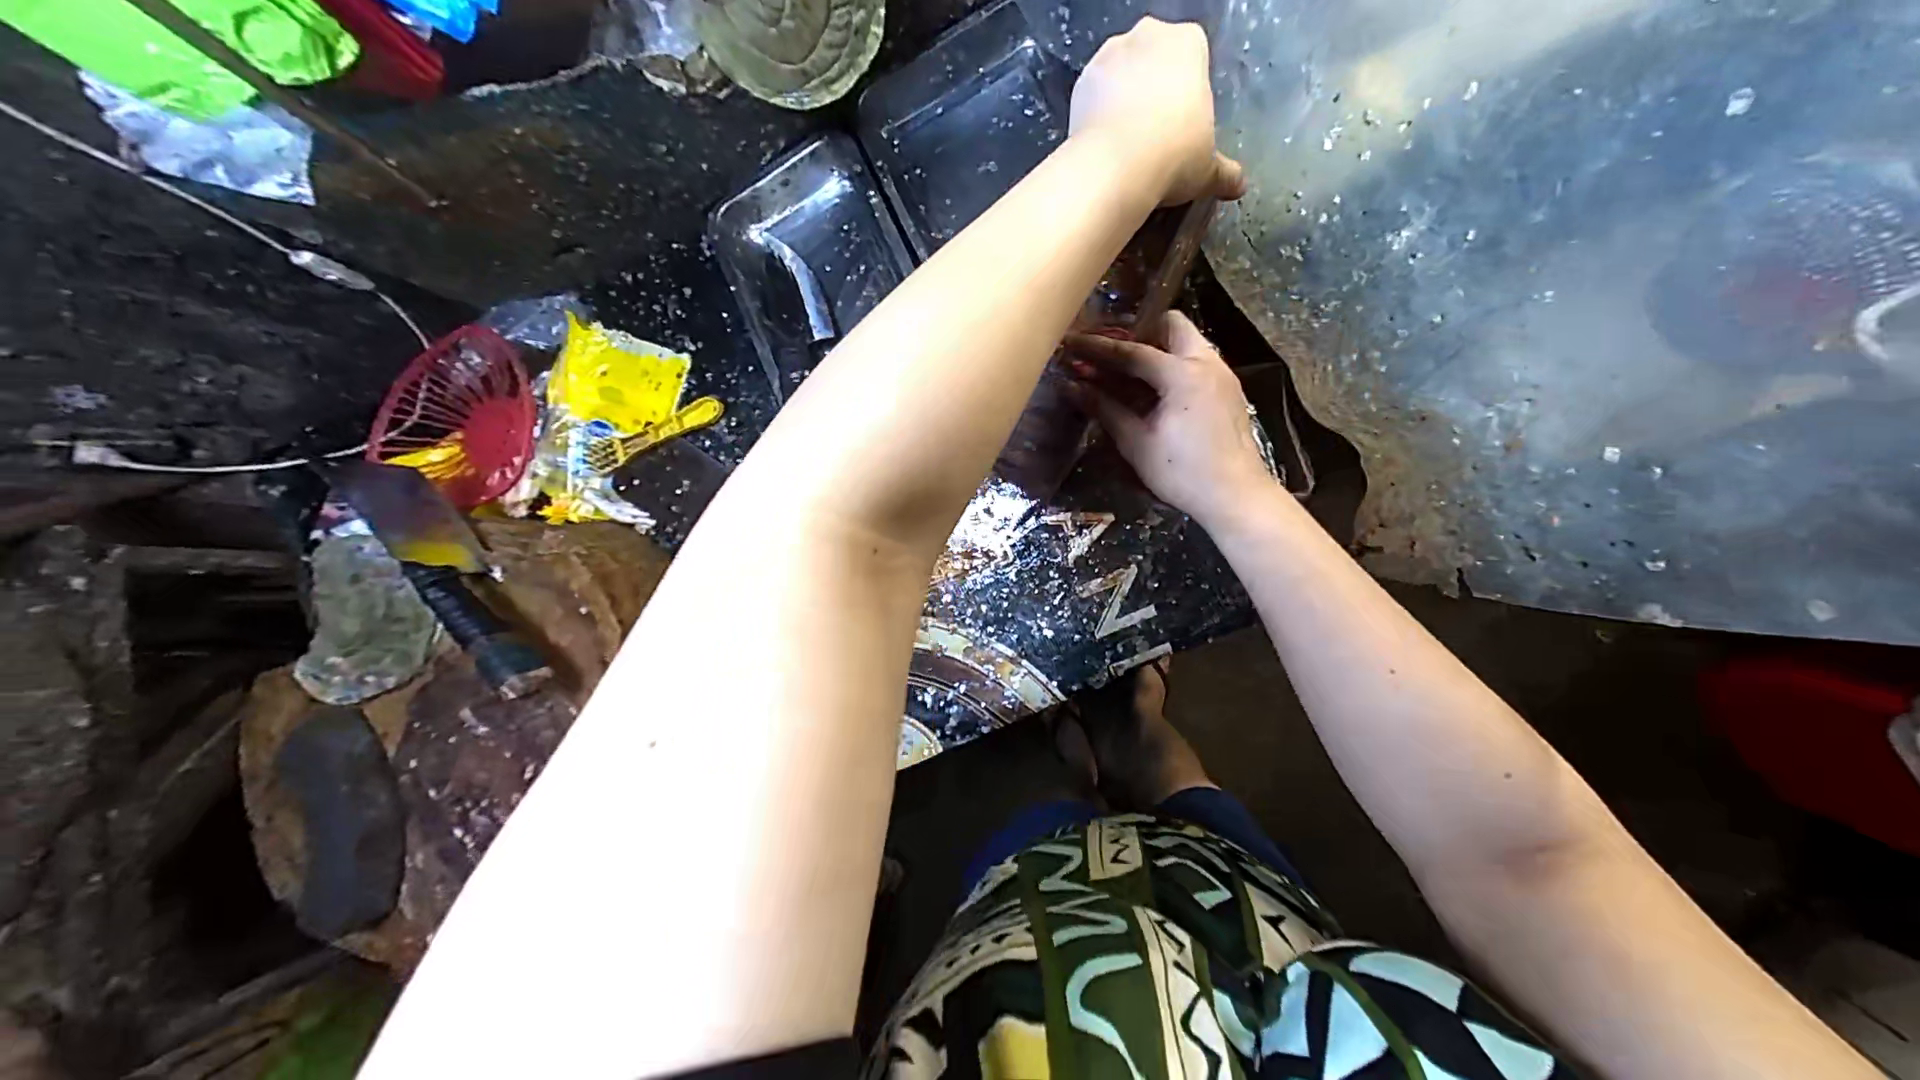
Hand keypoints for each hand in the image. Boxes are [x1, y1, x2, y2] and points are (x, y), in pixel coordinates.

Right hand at [1065, 312, 1271, 522]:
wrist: (1236, 497)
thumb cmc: (1183, 473)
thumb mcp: (1136, 443)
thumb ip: (1105, 409)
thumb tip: (1073, 387)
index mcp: (1183, 374)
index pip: (1132, 351)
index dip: (1098, 348)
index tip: (1072, 343)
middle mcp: (1207, 363)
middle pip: (1169, 325)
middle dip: (1136, 333)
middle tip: (1110, 354)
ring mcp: (1222, 374)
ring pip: (1186, 341)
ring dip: (1155, 348)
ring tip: (1126, 371)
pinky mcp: (1227, 390)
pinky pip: (1196, 361)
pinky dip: (1171, 364)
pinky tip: (1152, 390)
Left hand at [1069, 17, 1246, 204]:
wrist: (1114, 168)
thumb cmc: (1173, 157)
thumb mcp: (1206, 169)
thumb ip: (1223, 172)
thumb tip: (1239, 186)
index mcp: (1188, 43)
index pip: (1193, 58)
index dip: (1187, 93)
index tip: (1183, 125)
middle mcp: (1147, 35)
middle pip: (1153, 61)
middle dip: (1154, 91)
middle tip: (1155, 135)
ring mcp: (1108, 56)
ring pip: (1121, 76)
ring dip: (1124, 101)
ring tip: (1127, 145)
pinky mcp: (1079, 83)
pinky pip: (1093, 97)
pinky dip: (1097, 115)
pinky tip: (1104, 146)